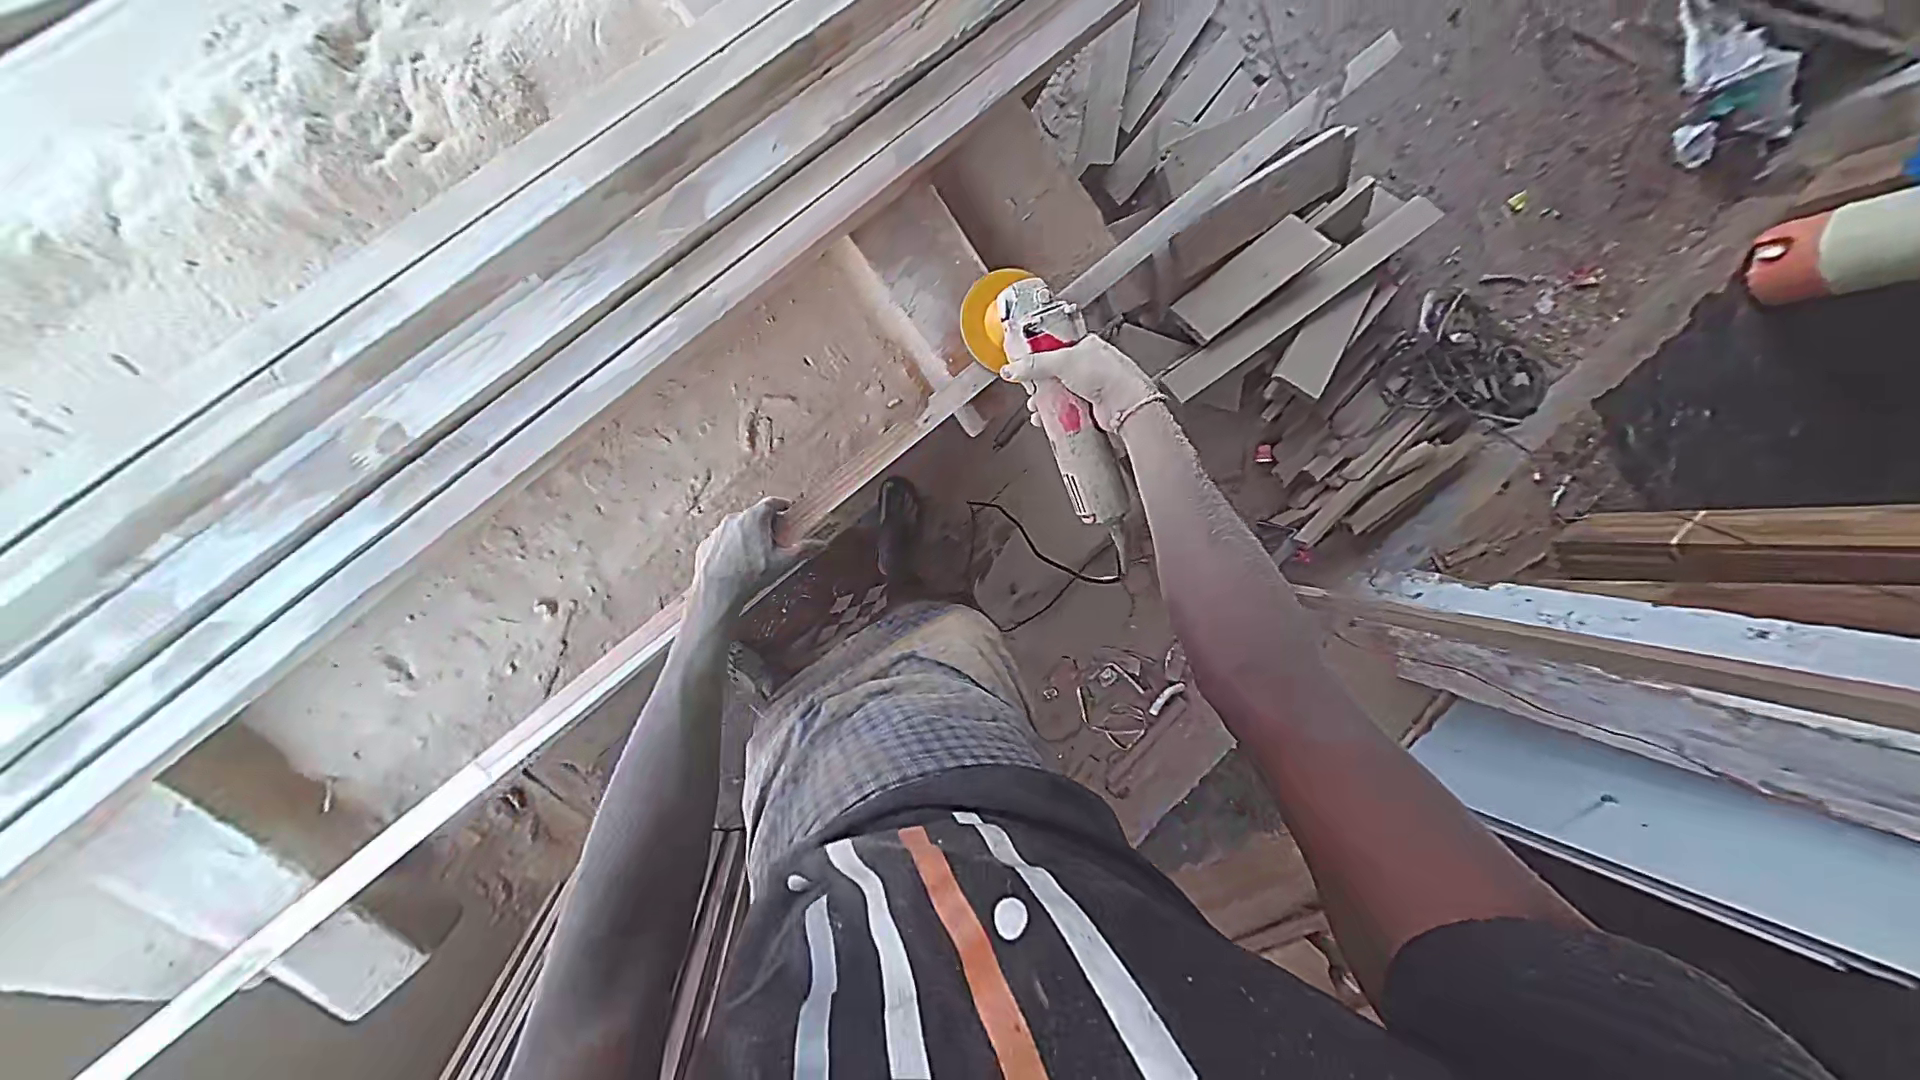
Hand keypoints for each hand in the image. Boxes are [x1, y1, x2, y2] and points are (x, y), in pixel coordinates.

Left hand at [689, 497, 821, 617]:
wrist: (716, 591)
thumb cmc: (749, 574)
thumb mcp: (782, 562)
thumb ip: (803, 550)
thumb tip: (820, 544)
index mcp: (754, 518)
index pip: (771, 503)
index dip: (780, 504)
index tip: (786, 508)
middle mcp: (734, 519)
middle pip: (754, 515)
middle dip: (765, 523)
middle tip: (774, 536)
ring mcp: (718, 531)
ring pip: (737, 528)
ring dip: (747, 535)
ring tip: (755, 553)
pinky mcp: (707, 544)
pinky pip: (723, 540)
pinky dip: (731, 546)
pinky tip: (736, 563)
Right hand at [1000, 334, 1159, 431]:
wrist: (1126, 405)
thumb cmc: (1108, 375)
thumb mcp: (1063, 361)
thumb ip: (1033, 364)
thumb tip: (1011, 369)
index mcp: (1085, 345)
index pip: (1054, 346)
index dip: (1037, 355)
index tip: (1022, 363)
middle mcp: (1088, 366)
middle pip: (1054, 373)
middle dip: (1038, 383)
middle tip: (1029, 387)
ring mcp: (1089, 388)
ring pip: (1058, 394)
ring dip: (1044, 402)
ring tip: (1035, 406)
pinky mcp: (1089, 409)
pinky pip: (1065, 411)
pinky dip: (1053, 416)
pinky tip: (1045, 418)